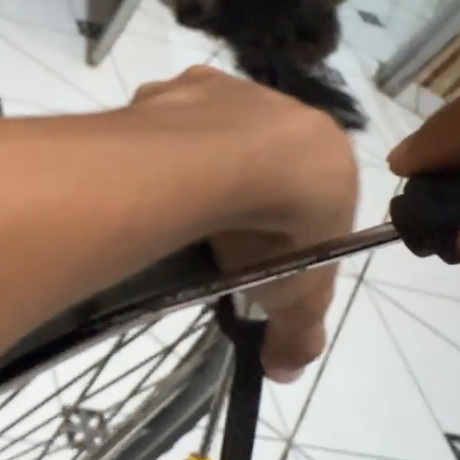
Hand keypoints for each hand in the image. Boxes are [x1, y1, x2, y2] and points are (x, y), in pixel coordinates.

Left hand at [130, 67, 357, 380]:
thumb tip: (287, 370)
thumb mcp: (295, 291)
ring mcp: (221, 92)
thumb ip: (296, 330)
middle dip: (230, 187)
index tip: (245, 247)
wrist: (231, 165)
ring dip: (186, 162)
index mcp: (322, 151)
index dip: (275, 220)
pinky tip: (136, 175)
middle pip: (251, 154)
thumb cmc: (279, 226)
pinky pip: (157, 118)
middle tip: (202, 226)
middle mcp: (276, 109)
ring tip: (161, 203)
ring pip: (202, 130)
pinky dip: (148, 146)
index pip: (302, 187)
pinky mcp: (173, 88)